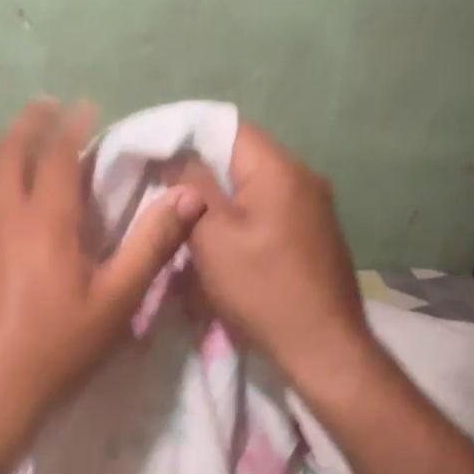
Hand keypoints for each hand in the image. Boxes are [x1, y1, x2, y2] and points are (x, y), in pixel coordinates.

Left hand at [0, 99, 206, 450]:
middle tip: (47, 106)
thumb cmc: (57, 350)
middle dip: (30, 124)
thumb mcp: (116, 303)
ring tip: (23, 139)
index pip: (57, 155)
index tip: (86, 107)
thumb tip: (186, 197)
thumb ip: (151, 246)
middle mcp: (2, 215)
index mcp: (45, 221)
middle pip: (10, 152)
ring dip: (5, 147)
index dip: (72, 126)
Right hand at [172, 122, 377, 385]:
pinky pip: (268, 207)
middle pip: (239, 155)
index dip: (184, 134)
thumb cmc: (261, 287)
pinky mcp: (313, 232)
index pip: (225, 126)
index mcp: (279, 168)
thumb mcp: (212, 235)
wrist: (323, 347)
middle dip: (199, 168)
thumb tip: (172, 155)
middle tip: (161, 187)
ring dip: (218, 196)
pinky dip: (239, 215)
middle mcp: (303, 176)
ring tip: (184, 216)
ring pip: (252, 184)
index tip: (151, 152)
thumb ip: (190, 187)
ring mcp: (313, 205)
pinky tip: (218, 238)